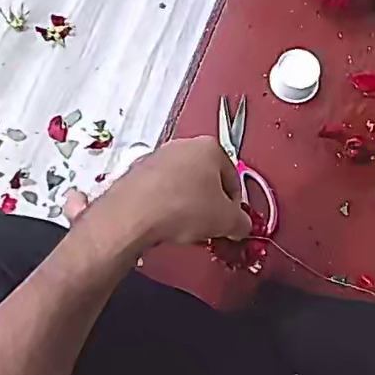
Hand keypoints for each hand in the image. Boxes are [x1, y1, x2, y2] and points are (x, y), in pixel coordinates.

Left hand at [79, 136, 251, 249]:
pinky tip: (164, 224)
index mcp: (210, 147)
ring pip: (182, 183)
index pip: (233, 178)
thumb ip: (241, 223)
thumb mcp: (227, 221)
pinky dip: (165, 205)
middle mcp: (182, 145)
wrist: (132, 216)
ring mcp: (156, 157)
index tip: (231, 221)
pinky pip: (159, 190)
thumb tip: (241, 227)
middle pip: (206, 178)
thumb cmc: (183, 208)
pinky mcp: (135, 173)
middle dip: (210, 202)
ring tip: (186, 228)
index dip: (235, 204)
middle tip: (211, 225)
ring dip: (187, 204)